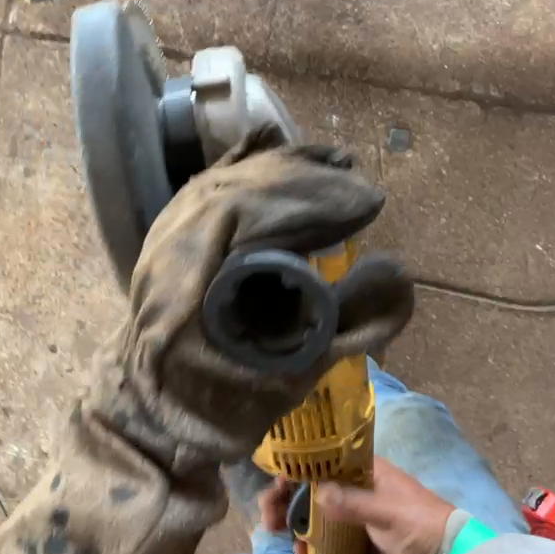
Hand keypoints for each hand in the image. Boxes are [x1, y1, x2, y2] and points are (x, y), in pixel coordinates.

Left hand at [88, 128, 414, 470]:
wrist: (154, 416)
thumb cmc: (222, 407)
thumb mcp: (295, 376)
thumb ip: (352, 327)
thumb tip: (399, 271)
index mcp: (193, 279)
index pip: (259, 214)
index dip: (321, 203)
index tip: (371, 201)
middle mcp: (171, 245)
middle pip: (242, 187)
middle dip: (307, 179)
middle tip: (360, 179)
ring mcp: (163, 236)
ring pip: (225, 181)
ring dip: (281, 167)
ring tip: (335, 159)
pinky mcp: (167, 236)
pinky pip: (204, 184)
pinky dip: (238, 161)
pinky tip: (267, 137)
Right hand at [266, 457, 454, 553]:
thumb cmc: (420, 524)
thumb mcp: (386, 510)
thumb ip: (351, 503)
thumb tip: (315, 494)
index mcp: (364, 470)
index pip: (322, 461)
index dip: (297, 469)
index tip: (277, 483)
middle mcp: (355, 488)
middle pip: (312, 487)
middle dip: (287, 498)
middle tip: (267, 515)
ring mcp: (355, 516)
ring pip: (314, 513)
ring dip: (293, 520)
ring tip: (275, 532)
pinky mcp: (357, 543)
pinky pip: (325, 538)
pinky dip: (309, 542)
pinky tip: (299, 551)